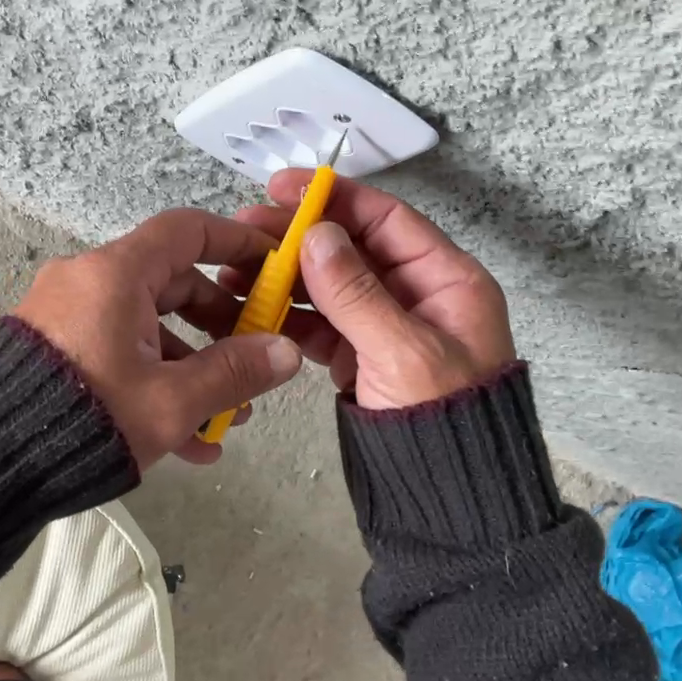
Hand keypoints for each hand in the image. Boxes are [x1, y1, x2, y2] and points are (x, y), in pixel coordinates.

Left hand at [14, 209, 303, 466]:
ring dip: (189, 370)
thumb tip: (285, 352)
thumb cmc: (90, 418)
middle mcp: (86, 282)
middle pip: (169, 284)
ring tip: (225, 421)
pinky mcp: (51, 351)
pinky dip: (149, 384)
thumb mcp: (171, 402)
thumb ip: (233, 373)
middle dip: (219, 328)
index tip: (273, 266)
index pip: (185, 231)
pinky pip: (111, 353)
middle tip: (254, 362)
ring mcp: (64, 316)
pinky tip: (184, 442)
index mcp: (114, 274)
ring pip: (143, 329)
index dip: (236, 243)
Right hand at [219, 171, 514, 409]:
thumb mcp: (403, 352)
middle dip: (296, 237)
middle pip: (349, 249)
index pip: (386, 220)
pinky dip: (284, 315)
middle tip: (242, 229)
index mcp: (447, 281)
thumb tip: (316, 235)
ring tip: (233, 271)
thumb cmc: (440, 418)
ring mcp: (382, 326)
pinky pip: (317, 323)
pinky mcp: (357, 355)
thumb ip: (357, 293)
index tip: (282, 186)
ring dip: (282, 276)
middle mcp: (414, 294)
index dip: (334, 198)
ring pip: (326, 286)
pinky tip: (249, 307)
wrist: (446, 494)